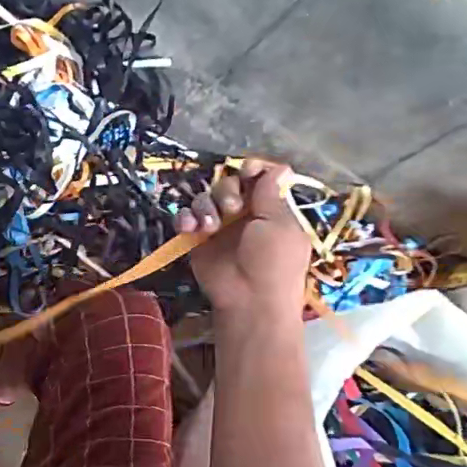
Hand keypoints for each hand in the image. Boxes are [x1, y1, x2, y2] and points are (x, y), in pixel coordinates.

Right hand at [175, 158, 312, 317]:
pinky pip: (186, 218)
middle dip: (226, 190)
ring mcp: (219, 227)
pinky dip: (185, 218)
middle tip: (231, 209)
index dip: (250, 170)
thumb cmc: (273, 262)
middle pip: (228, 184)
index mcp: (269, 208)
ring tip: (209, 226)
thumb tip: (277, 167)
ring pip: (205, 198)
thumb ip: (271, 194)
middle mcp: (243, 214)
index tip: (247, 170)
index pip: (257, 178)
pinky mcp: (197, 240)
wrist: (249, 299)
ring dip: (205, 206)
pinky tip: (190, 228)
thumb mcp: (280, 224)